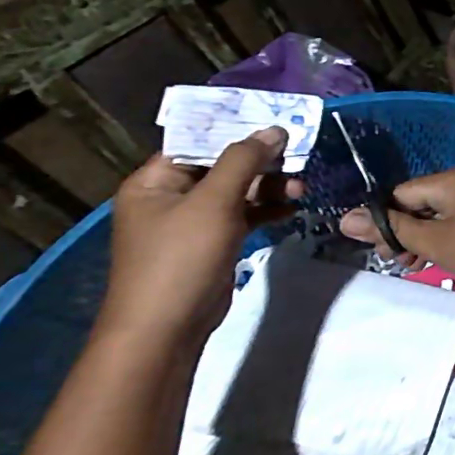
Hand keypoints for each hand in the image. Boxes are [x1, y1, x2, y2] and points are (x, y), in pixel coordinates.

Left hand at [104, 128, 301, 345]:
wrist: (166, 330)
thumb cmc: (181, 258)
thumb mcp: (214, 202)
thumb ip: (244, 161)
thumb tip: (274, 130)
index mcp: (155, 181)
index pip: (198, 142)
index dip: (236, 130)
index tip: (277, 125)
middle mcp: (170, 197)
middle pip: (221, 166)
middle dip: (261, 162)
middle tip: (298, 159)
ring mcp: (191, 222)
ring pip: (237, 191)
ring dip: (269, 187)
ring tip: (300, 190)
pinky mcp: (211, 243)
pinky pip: (242, 215)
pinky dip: (265, 209)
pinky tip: (291, 209)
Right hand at [340, 168, 454, 280]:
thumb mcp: (432, 241)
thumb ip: (391, 230)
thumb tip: (345, 219)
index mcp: (445, 181)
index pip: (398, 194)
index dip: (383, 221)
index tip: (381, 250)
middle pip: (413, 202)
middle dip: (401, 231)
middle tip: (397, 260)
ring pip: (430, 213)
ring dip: (418, 237)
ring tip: (413, 264)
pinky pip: (448, 217)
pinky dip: (437, 235)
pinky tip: (432, 258)